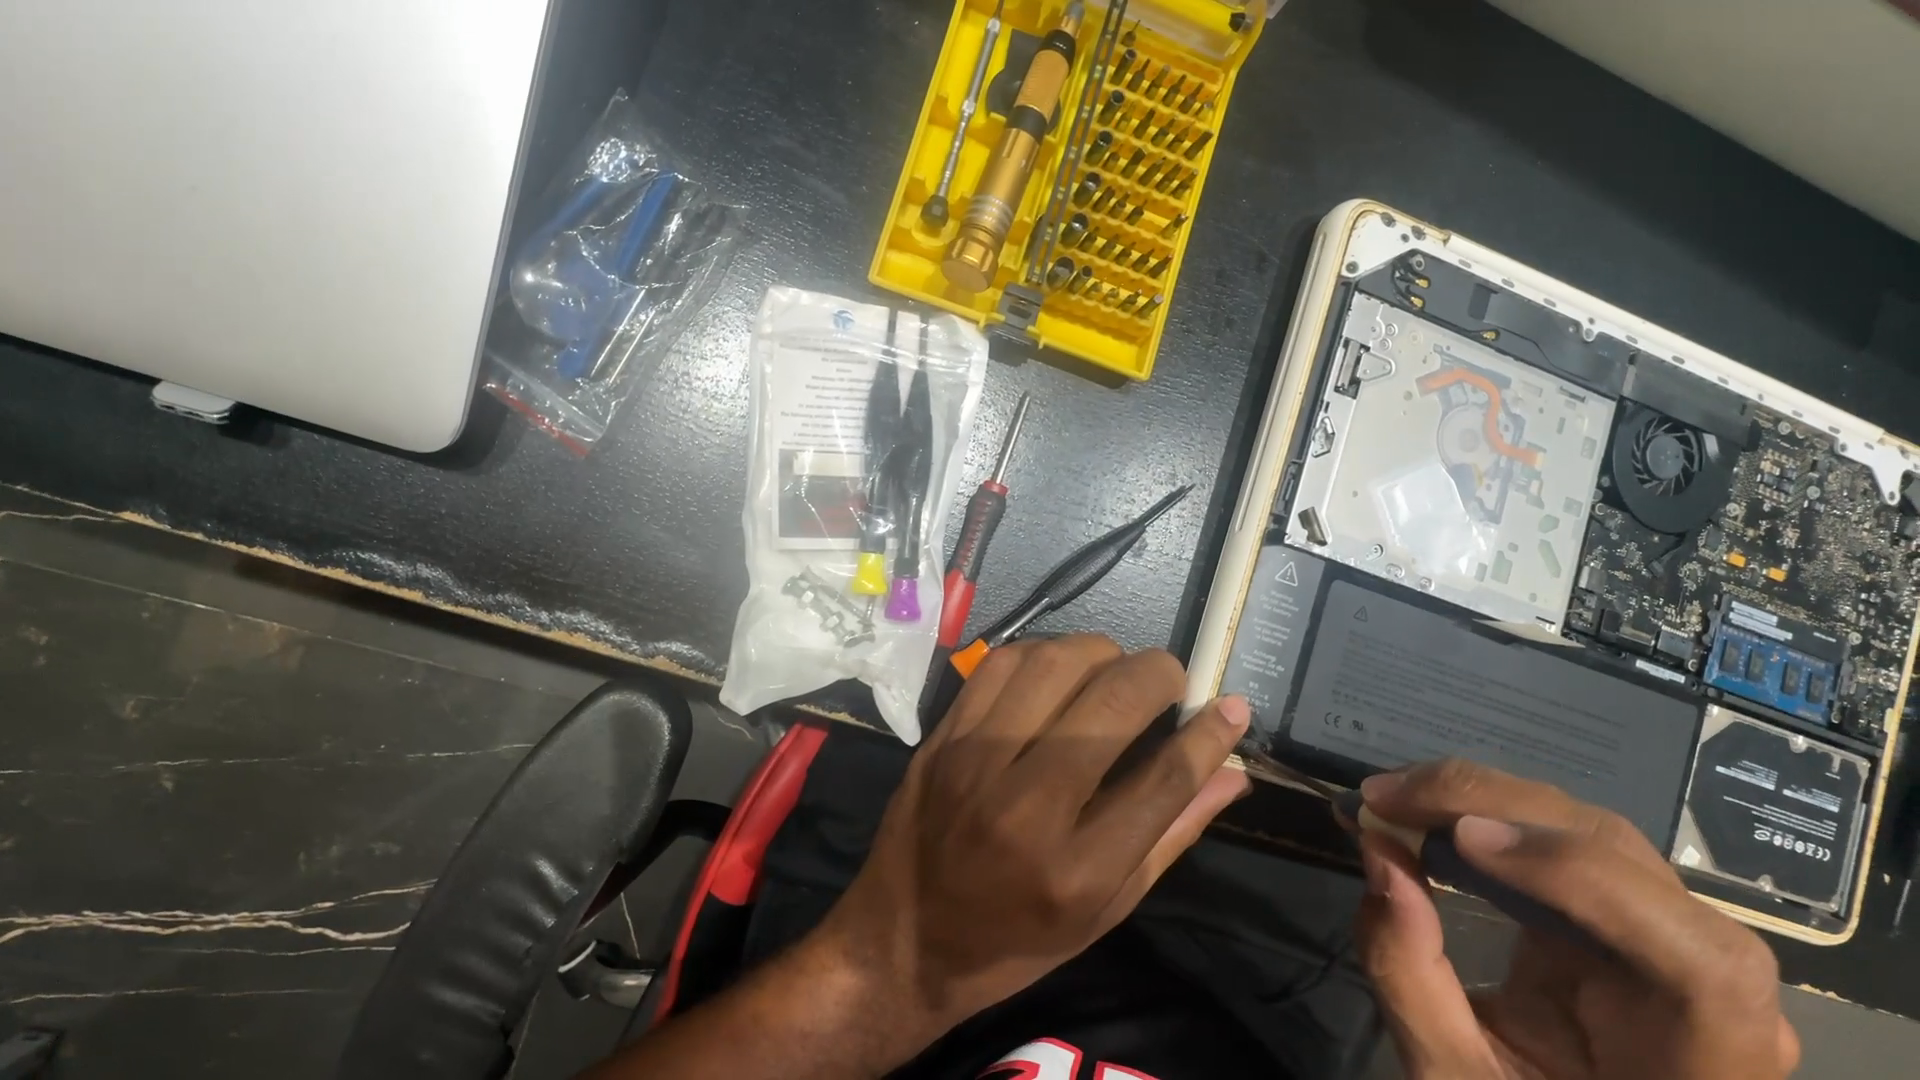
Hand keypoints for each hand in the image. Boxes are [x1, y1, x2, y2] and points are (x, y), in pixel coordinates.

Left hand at [812, 635, 1251, 1051]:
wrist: (900, 940)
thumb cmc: (1014, 940)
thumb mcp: (1105, 910)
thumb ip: (1172, 832)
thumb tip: (1231, 768)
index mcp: (1077, 870)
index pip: (1163, 777)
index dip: (1208, 734)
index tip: (1229, 705)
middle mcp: (1025, 806)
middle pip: (1112, 702)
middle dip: (1159, 675)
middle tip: (1171, 684)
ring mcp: (973, 762)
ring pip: (1054, 664)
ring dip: (1102, 653)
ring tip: (1117, 672)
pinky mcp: (941, 737)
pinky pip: (999, 664)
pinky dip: (1043, 653)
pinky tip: (1061, 671)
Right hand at [1350, 759, 1799, 1079]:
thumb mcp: (1454, 1079)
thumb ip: (1411, 978)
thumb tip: (1378, 852)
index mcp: (1700, 1058)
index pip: (1691, 953)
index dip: (1583, 878)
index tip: (1461, 839)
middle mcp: (1712, 983)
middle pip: (1621, 856)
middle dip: (1494, 807)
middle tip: (1381, 795)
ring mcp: (1669, 933)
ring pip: (1589, 832)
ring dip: (1482, 800)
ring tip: (1392, 799)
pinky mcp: (1622, 909)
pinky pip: (1562, 844)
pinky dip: (1489, 817)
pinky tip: (1429, 817)